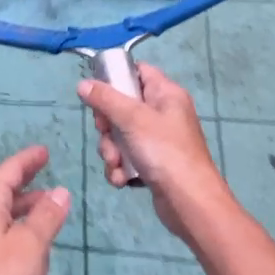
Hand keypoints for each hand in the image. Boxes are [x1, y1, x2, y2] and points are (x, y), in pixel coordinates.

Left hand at [0, 145, 70, 274]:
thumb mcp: (32, 244)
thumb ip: (46, 216)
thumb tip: (60, 191)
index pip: (9, 171)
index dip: (28, 160)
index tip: (44, 151)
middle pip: (2, 191)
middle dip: (25, 184)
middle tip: (48, 178)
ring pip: (0, 214)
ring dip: (22, 208)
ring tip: (46, 210)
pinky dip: (15, 228)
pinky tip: (29, 244)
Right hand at [79, 63, 227, 238]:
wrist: (191, 204)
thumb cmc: (164, 151)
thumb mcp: (132, 119)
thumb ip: (105, 99)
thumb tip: (83, 84)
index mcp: (166, 94)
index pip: (138, 71)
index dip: (116, 77)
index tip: (98, 92)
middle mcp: (164, 113)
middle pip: (122, 105)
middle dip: (107, 125)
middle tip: (105, 133)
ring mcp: (159, 140)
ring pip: (121, 134)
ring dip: (111, 150)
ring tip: (116, 164)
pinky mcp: (154, 163)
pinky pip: (128, 157)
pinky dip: (121, 167)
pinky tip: (122, 179)